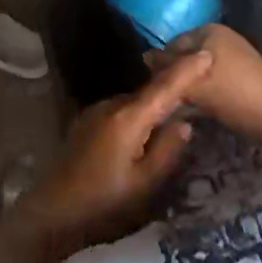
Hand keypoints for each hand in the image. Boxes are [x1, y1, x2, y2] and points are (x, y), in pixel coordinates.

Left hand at [12, 49, 212, 250]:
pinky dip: (139, 113)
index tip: (208, 53)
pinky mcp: (88, 120)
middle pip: (150, 91)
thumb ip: (167, 151)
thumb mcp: (144, 185)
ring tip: (178, 110)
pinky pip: (122, 110)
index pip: (164, 87)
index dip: (186, 69)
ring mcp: (97, 110)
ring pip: (135, 101)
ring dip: (155, 103)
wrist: (54, 209)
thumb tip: (185, 121)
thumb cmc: (104, 202)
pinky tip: (146, 130)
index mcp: (128, 118)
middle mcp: (112, 105)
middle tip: (201, 85)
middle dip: (174, 85)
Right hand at [146, 25, 261, 148]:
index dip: (160, 70)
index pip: (170, 47)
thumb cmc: (241, 97)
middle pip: (184, 59)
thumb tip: (144, 58)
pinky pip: (211, 82)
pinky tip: (199, 114)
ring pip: (197, 73)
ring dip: (188, 90)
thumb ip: (169, 72)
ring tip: (178, 113)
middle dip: (174, 80)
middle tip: (164, 106)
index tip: (154, 96)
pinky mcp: (241, 78)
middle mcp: (219, 38)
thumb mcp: (199, 86)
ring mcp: (232, 57)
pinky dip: (203, 96)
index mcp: (208, 31)